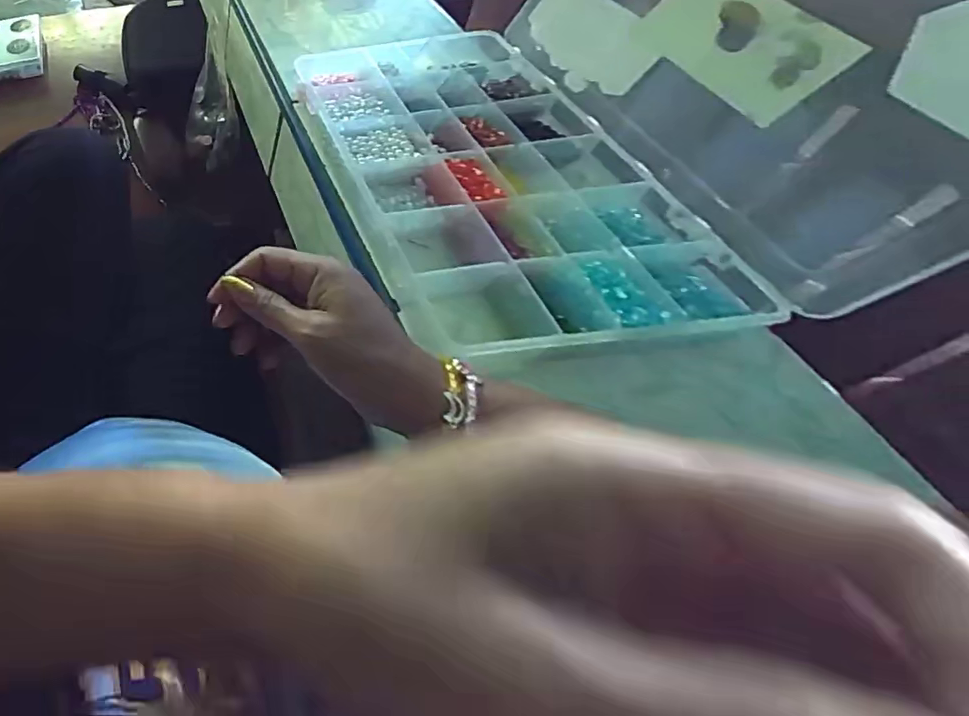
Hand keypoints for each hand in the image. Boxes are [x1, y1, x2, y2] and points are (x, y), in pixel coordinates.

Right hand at [207, 247, 452, 431]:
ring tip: (241, 350)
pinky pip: (290, 323)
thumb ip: (266, 307)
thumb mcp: (306, 334)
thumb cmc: (361, 361)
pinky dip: (274, 338)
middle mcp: (322, 280)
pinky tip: (264, 360)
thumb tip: (231, 285)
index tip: (215, 303)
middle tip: (222, 329)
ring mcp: (326, 304)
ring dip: (255, 325)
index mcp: (321, 271)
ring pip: (276, 304)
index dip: (236, 277)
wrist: (412, 398)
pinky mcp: (328, 327)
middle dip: (243, 304)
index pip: (266, 259)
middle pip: (269, 281)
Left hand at [235, 416, 968, 715]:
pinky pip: (697, 635)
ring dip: (820, 686)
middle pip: (834, 581)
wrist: (263, 565)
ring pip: (772, 617)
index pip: (867, 530)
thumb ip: (728, 703)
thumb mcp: (539, 672)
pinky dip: (740, 685)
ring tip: (793, 715)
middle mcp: (623, 492)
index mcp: (619, 476)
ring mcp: (596, 536)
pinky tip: (710, 707)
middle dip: (905, 678)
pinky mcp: (569, 578)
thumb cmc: (368, 600)